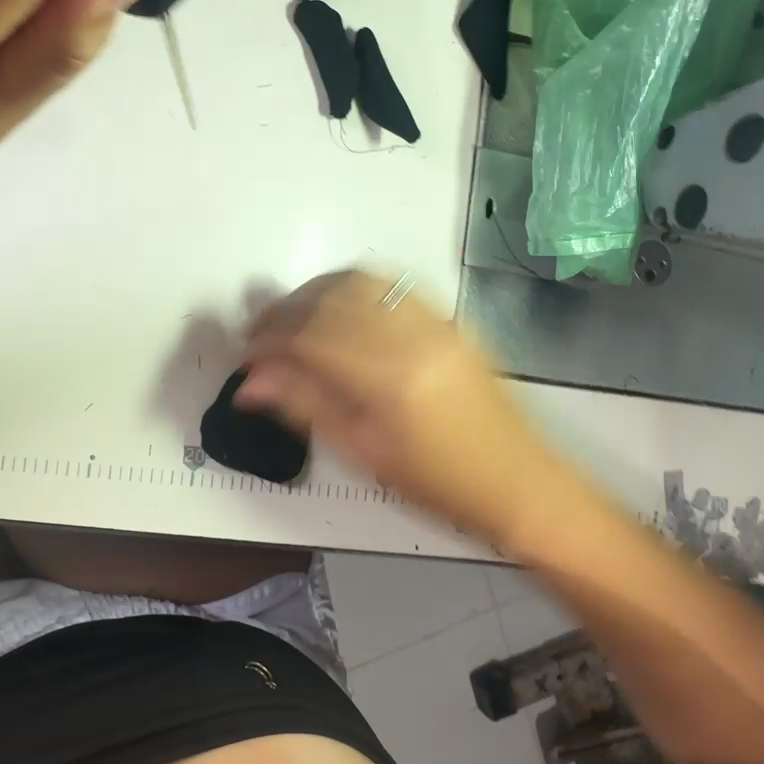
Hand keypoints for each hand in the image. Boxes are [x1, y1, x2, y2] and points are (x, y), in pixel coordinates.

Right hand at [237, 271, 559, 544]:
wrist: (516, 481)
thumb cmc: (437, 483)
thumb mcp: (362, 453)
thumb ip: (304, 406)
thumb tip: (250, 382)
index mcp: (387, 380)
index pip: (308, 337)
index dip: (267, 340)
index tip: (246, 355)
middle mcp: (411, 337)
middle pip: (328, 300)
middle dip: (283, 311)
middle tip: (258, 334)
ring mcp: (434, 321)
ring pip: (357, 281)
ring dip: (314, 292)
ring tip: (291, 317)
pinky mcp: (448, 318)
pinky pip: (391, 282)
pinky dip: (351, 285)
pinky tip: (336, 305)